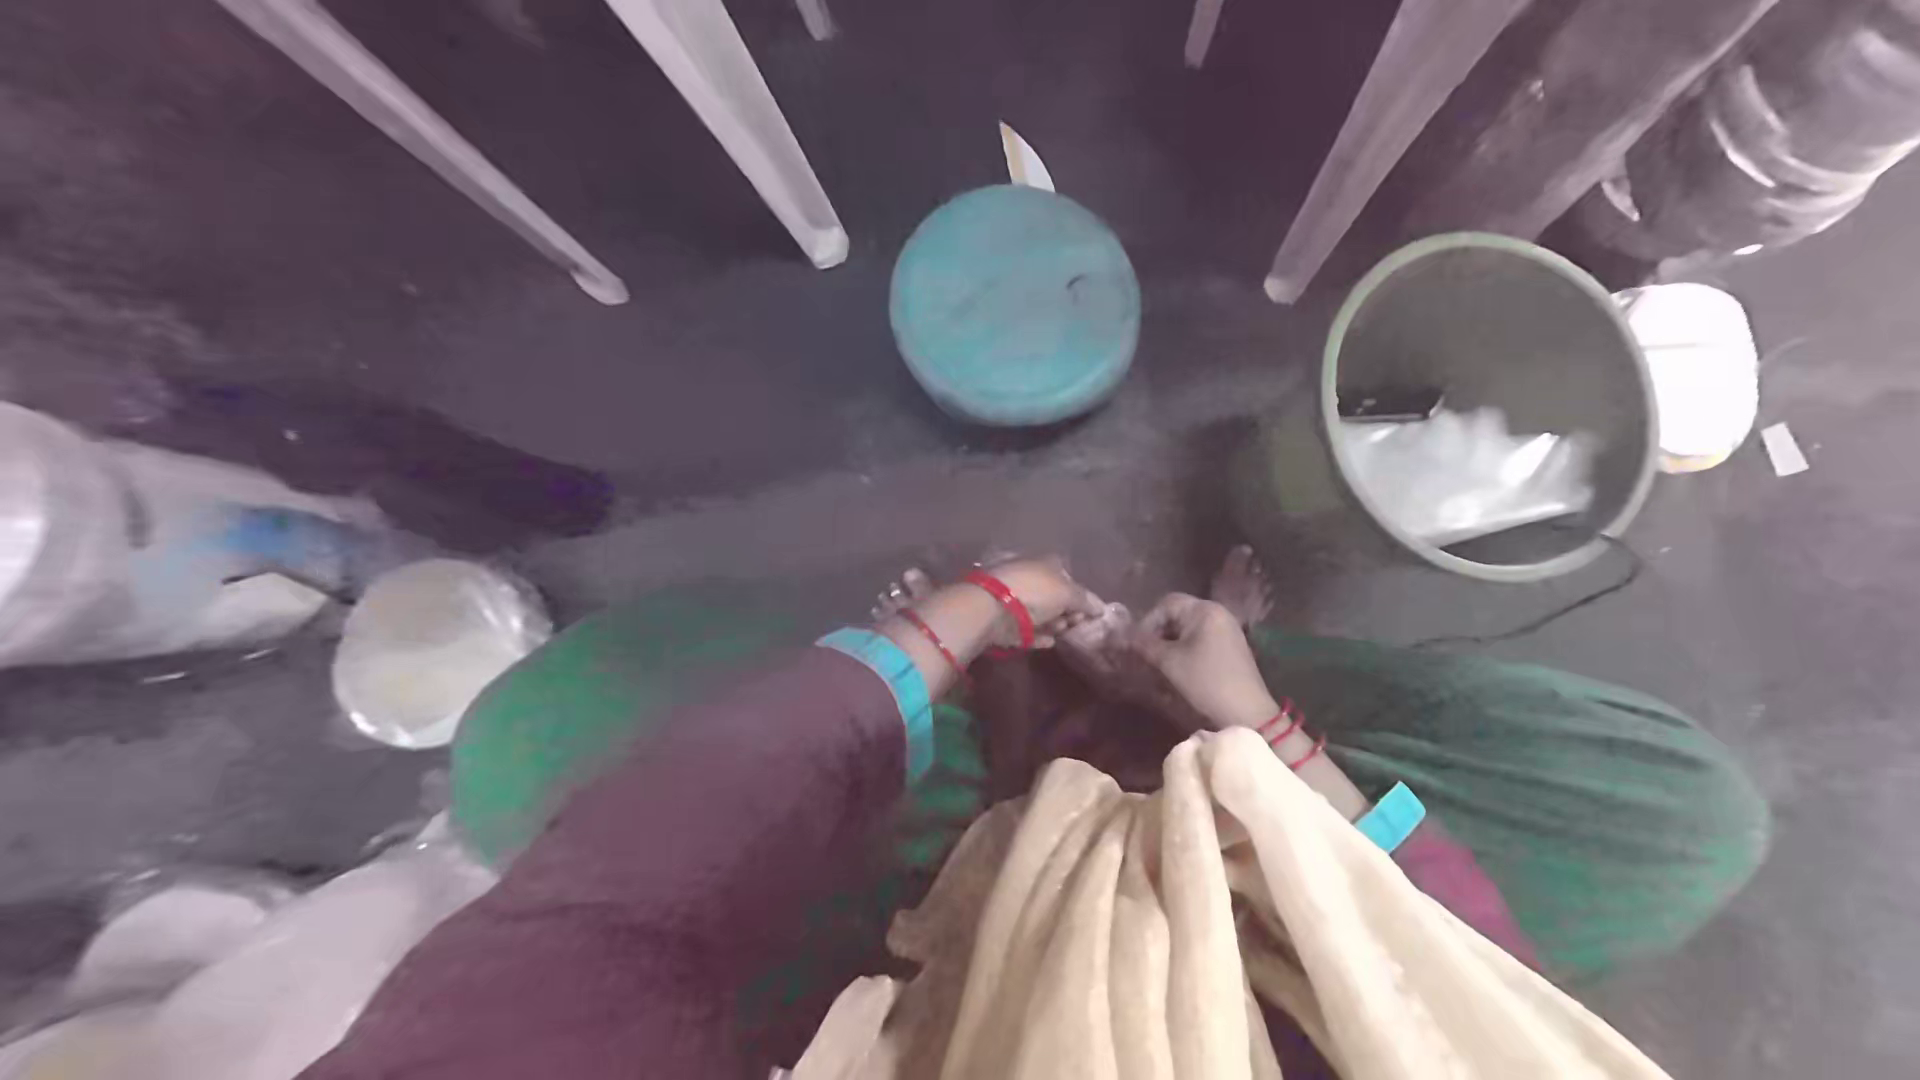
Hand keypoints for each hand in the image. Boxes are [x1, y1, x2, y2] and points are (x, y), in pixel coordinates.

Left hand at [979, 556, 1105, 647]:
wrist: (993, 607)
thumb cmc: (1036, 591)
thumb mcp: (1068, 593)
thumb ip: (1086, 601)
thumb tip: (1100, 607)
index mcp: (1043, 563)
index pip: (1066, 573)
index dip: (1079, 592)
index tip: (1088, 610)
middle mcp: (1029, 577)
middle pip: (1054, 596)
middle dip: (1067, 611)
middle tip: (1075, 623)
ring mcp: (1015, 598)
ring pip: (1041, 613)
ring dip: (1055, 624)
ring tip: (1061, 632)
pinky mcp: (1005, 620)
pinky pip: (1027, 629)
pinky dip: (1039, 636)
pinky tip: (1049, 642)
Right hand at [1129, 593, 1278, 729]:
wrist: (1246, 712)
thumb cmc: (1205, 681)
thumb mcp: (1170, 662)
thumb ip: (1144, 644)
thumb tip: (1122, 636)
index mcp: (1204, 611)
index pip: (1166, 604)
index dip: (1147, 621)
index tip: (1136, 643)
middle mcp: (1217, 613)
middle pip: (1178, 613)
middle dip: (1158, 631)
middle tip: (1144, 652)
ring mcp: (1226, 629)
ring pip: (1188, 626)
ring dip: (1169, 640)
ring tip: (1157, 659)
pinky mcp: (1230, 645)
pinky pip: (1200, 637)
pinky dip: (1184, 646)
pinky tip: (1177, 664)